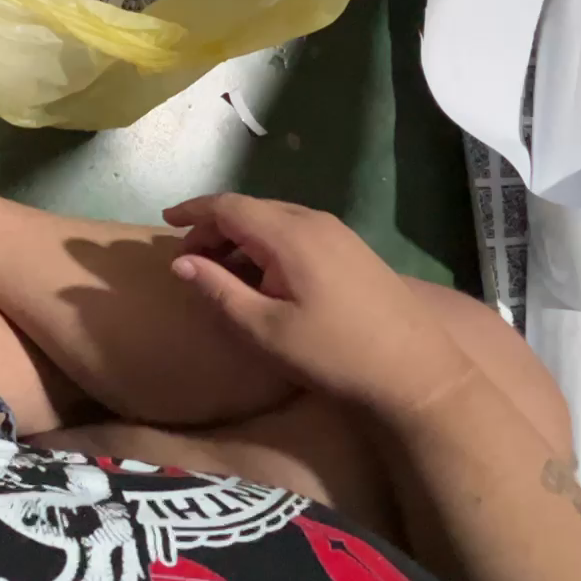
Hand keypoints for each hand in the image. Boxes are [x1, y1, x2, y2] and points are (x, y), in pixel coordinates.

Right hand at [163, 194, 474, 416]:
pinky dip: (264, 242)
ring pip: (273, 219)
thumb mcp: (262, 329)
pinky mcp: (351, 248)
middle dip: (212, 227)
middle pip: (250, 209)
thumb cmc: (332, 354)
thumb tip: (179, 262)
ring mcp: (337, 233)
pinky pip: (294, 230)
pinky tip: (260, 274)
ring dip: (239, 236)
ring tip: (219, 269)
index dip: (193, 211)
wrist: (416, 374)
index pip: (228, 206)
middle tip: (189, 260)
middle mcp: (314, 222)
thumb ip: (218, 289)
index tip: (164, 222)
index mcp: (289, 235)